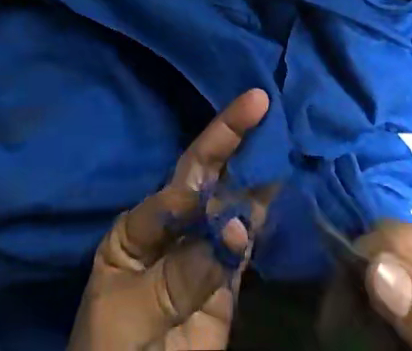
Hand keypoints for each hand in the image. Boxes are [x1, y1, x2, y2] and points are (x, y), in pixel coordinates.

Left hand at [69, 89, 272, 350]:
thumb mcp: (130, 311)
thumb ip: (180, 275)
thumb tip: (233, 230)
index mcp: (134, 228)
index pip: (169, 196)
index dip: (193, 190)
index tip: (214, 201)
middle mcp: (169, 231)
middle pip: (201, 179)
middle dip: (227, 138)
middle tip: (257, 100)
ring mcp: (198, 257)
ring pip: (230, 206)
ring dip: (253, 174)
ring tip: (281, 136)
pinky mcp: (224, 290)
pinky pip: (245, 249)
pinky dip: (263, 222)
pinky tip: (282, 193)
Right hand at [359, 223, 411, 350]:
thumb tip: (375, 267)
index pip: (388, 237)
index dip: (356, 274)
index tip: (339, 326)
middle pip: (393, 259)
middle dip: (365, 297)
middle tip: (353, 343)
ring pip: (404, 286)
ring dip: (381, 317)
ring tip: (376, 346)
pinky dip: (405, 329)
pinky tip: (403, 346)